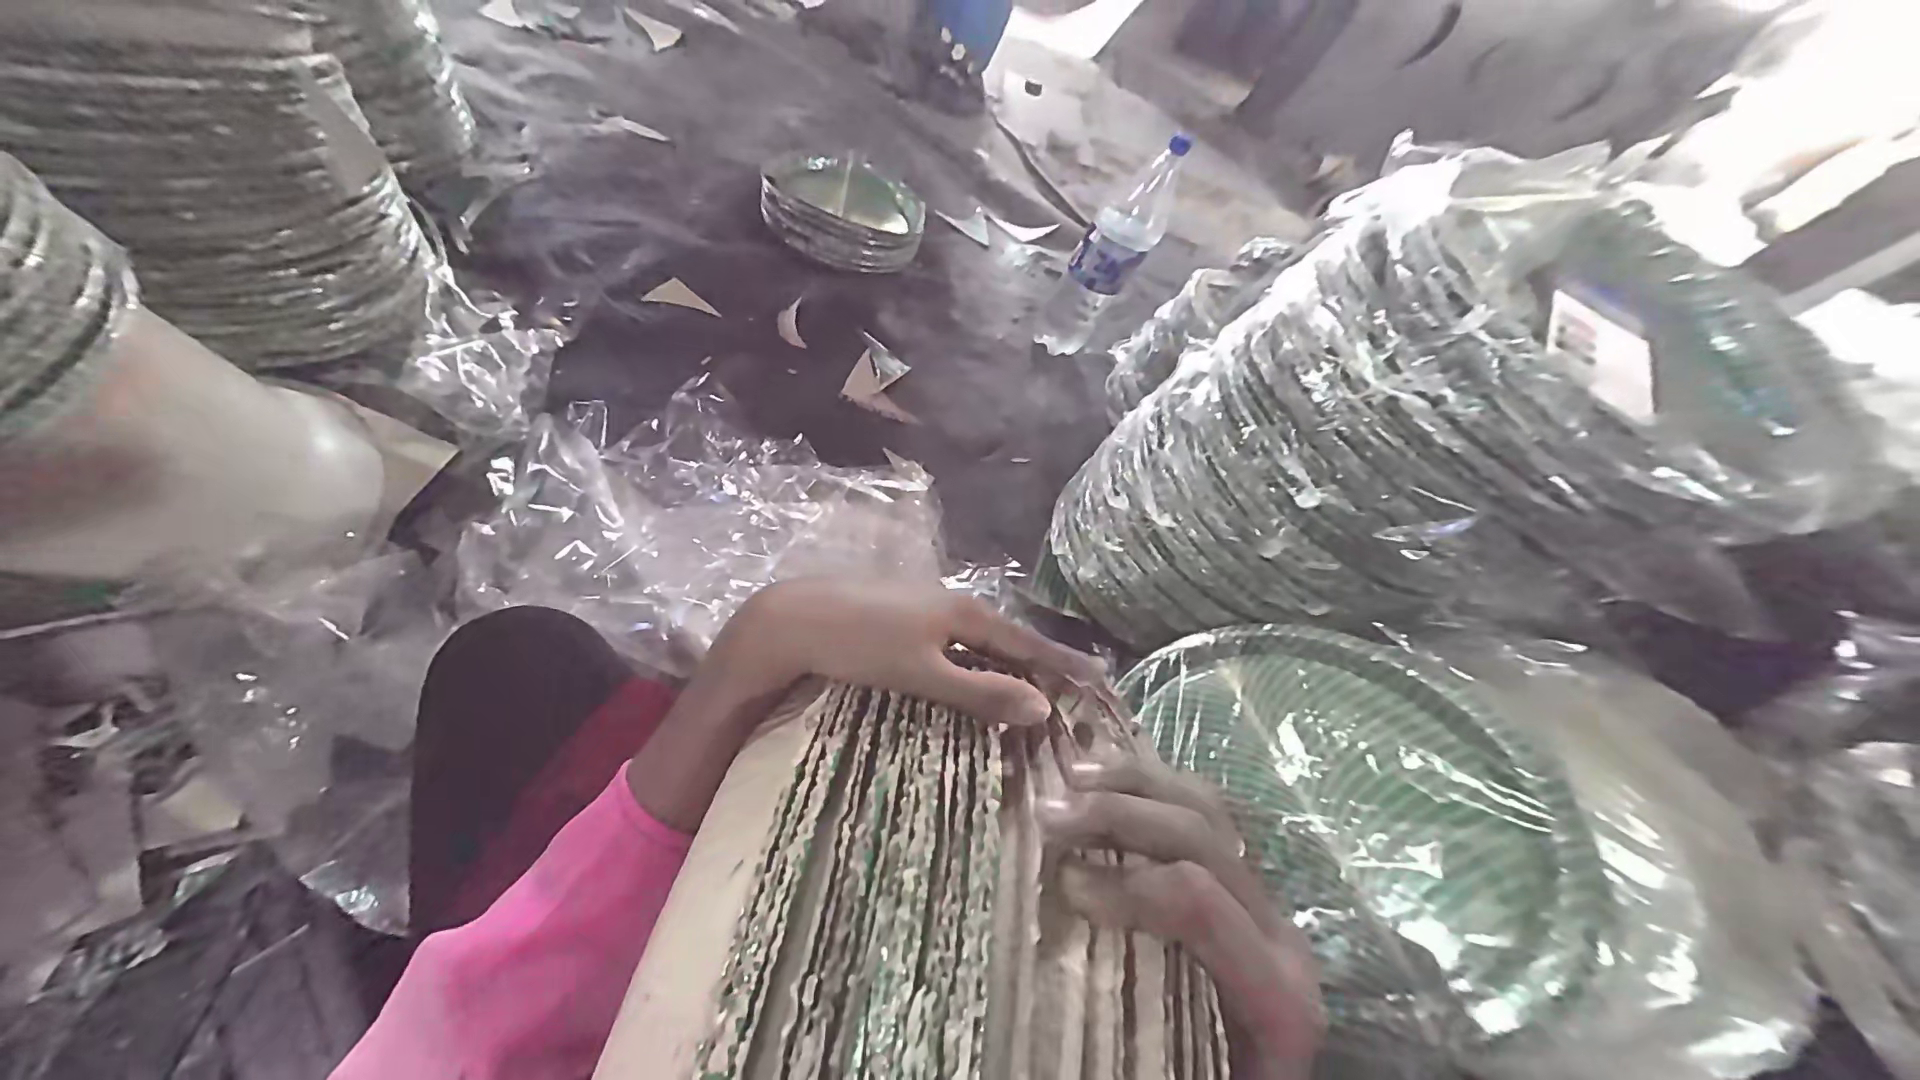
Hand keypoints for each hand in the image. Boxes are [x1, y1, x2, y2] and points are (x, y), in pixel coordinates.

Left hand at [712, 579, 1107, 726]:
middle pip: (1009, 640)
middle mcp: (955, 604)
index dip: (1065, 664)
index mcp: (967, 613)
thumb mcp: (923, 672)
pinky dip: (977, 665)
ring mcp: (929, 608)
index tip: (1102, 681)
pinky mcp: (907, 618)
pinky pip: (957, 644)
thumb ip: (981, 690)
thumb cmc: (862, 645)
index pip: (1029, 643)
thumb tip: (1042, 706)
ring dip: (1008, 668)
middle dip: (1042, 668)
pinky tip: (976, 681)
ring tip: (1032, 695)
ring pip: (982, 643)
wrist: (796, 618)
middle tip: (1073, 697)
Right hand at [1042, 752, 1323, 1079]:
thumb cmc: (1217, 1079)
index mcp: (1275, 995)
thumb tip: (1052, 969)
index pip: (1198, 904)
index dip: (1126, 884)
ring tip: (1071, 776)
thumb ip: (1130, 1024)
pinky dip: (1149, 783)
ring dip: (1131, 782)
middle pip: (1198, 837)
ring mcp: (1262, 897)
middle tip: (1049, 814)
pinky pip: (1201, 808)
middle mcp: (1278, 931)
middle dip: (1117, 814)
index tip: (1064, 885)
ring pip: (1203, 806)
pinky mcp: (1240, 879)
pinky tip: (1107, 772)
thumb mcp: (1181, 1073)